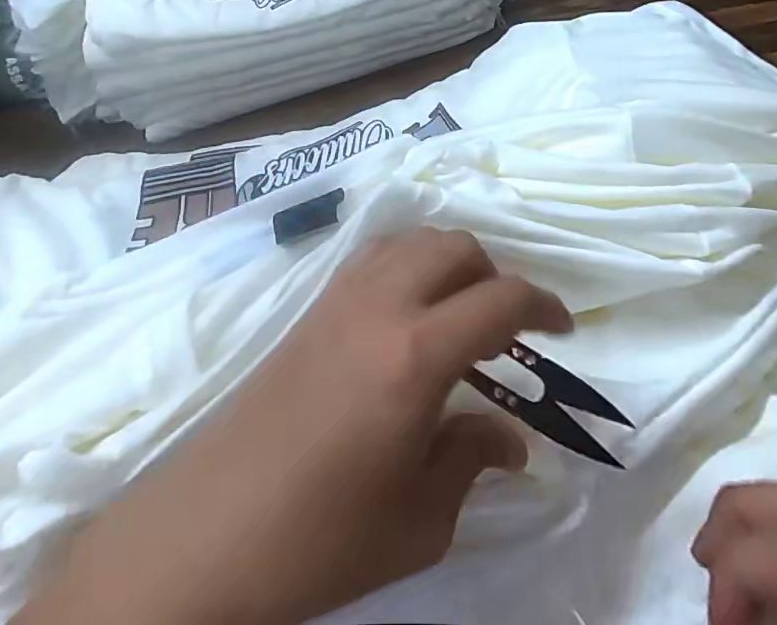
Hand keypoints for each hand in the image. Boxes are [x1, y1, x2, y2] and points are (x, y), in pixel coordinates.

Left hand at [16, 228, 571, 624]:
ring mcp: (334, 300)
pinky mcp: (306, 310)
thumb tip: (509, 438)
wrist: (212, 529)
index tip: (563, 329)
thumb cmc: (324, 535)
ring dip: (445, 262)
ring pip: (406, 241)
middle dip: (494, 273)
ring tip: (458, 314)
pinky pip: (368, 260)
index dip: (544, 306)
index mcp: (415, 354)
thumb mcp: (420, 517)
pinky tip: (406, 315)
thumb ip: (471, 459)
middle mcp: (376, 306)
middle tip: (508, 326)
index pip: (500, 299)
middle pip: (452, 247)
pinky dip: (403, 265)